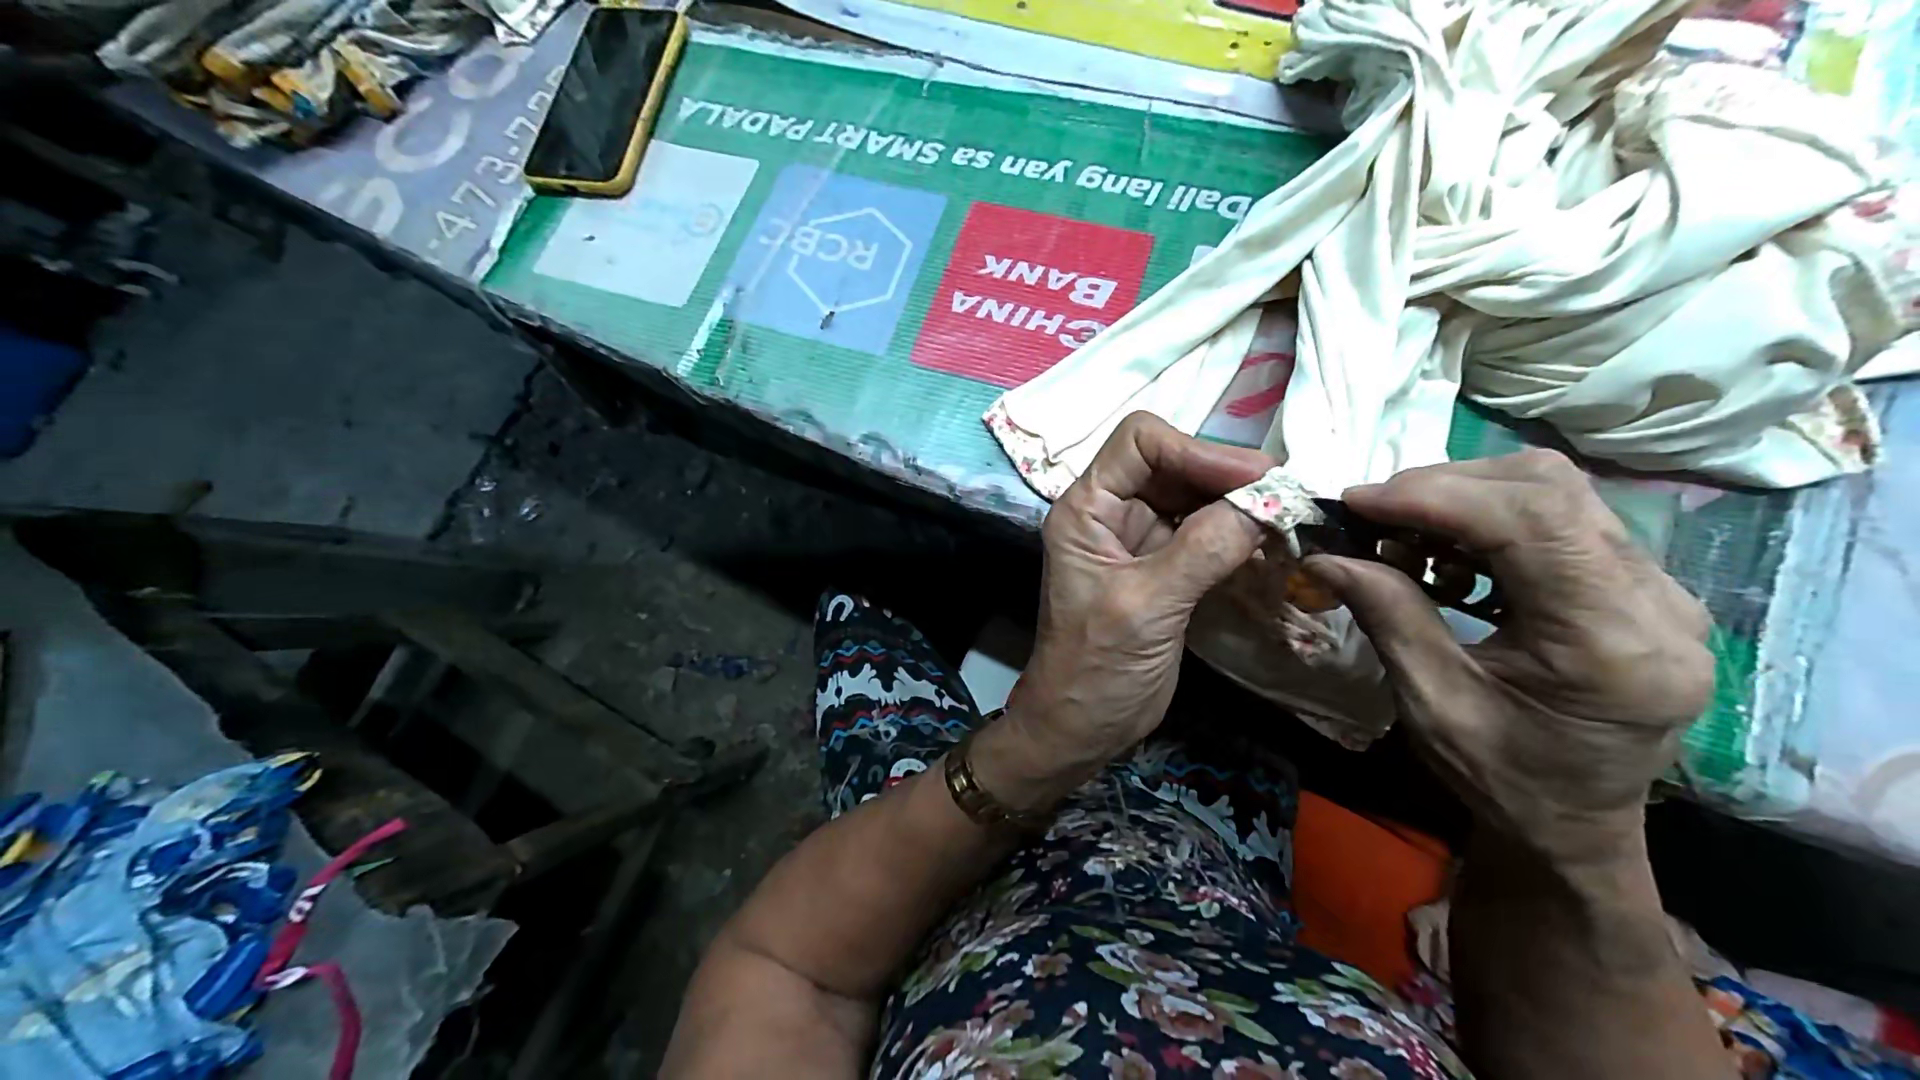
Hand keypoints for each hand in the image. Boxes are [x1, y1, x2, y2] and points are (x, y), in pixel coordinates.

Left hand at [973, 413, 1270, 808]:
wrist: (1081, 727)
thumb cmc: (1096, 669)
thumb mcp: (1145, 607)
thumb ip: (1202, 550)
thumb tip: (1265, 503)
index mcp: (1086, 509)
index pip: (1141, 442)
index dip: (1196, 450)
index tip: (1253, 480)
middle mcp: (1111, 513)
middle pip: (1175, 464)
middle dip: (1228, 476)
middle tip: (1287, 499)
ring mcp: (1140, 539)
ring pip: (1195, 497)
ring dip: (1240, 505)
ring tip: (1288, 521)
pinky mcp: (1165, 568)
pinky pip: (1207, 534)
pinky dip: (1239, 535)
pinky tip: (1273, 547)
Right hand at [1304, 450, 1713, 866]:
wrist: (1575, 821)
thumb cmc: (1501, 777)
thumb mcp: (1431, 703)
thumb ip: (1388, 615)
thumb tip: (1323, 555)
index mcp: (1609, 642)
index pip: (1532, 521)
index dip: (1434, 496)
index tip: (1356, 502)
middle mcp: (1656, 602)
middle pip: (1549, 487)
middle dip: (1442, 486)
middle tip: (1371, 515)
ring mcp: (1659, 588)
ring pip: (1555, 489)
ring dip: (1462, 495)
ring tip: (1403, 531)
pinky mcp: (1640, 584)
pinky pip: (1560, 516)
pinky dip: (1487, 515)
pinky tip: (1448, 551)